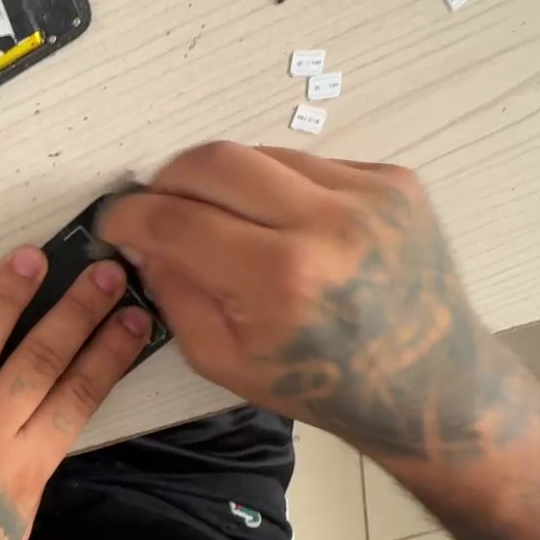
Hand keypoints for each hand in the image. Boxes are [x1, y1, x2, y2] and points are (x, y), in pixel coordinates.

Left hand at [0, 248, 151, 539]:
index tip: (137, 316)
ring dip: (5, 300)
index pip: (77, 397)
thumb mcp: (12, 524)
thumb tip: (49, 416)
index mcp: (21, 469)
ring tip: (30, 257)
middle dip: (77, 313)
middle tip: (107, 270)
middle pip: (38, 363)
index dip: (110, 352)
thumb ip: (30, 467)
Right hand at [99, 142, 499, 460]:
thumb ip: (174, 294)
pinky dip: (268, 187)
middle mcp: (325, 221)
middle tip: (155, 210)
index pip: (176, 221)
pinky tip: (272, 225)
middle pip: (213, 162)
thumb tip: (142, 243)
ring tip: (215, 222)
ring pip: (257, 155)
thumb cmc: (314, 384)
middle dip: (165, 181)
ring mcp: (367, 193)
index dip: (128, 216)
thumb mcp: (220, 359)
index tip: (112, 222)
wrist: (427, 381)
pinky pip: (302, 163)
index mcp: (277, 279)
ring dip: (217, 183)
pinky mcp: (393, 179)